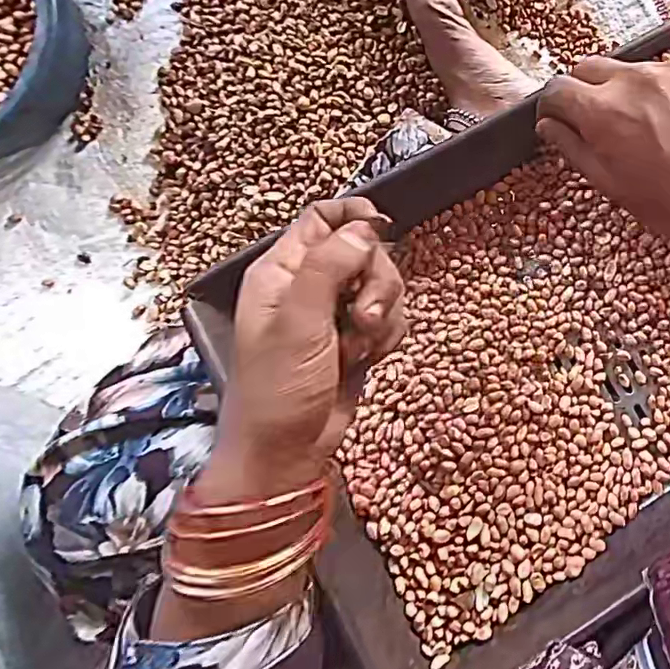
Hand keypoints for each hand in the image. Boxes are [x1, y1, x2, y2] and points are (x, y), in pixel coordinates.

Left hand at [206, 198, 406, 498]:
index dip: (354, 217)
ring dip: (382, 314)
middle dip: (376, 281)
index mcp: (283, 271)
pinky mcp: (359, 337)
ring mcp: (337, 312)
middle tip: (361, 316)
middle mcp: (311, 285)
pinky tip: (368, 357)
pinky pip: (391, 318)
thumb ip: (328, 268)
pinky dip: (387, 336)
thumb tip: (364, 228)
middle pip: (365, 251)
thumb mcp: (298, 323)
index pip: (322, 218)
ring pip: (383, 286)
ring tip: (359, 345)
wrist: (287, 452)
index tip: (382, 229)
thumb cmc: (278, 389)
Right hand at [538, 55, 669, 343]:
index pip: (558, 87)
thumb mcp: (610, 184)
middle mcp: (633, 81)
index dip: (552, 104)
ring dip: (620, 88)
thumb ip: (572, 146)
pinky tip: (668, 121)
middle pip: (588, 66)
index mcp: (603, 111)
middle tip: (593, 119)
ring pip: (627, 67)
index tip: (556, 116)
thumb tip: (550, 125)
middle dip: (583, 89)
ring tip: (637, 125)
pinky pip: (663, 73)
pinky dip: (655, 90)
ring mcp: (669, 73)